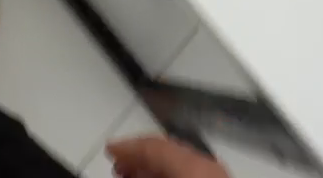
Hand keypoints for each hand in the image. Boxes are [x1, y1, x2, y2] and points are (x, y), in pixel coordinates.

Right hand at [107, 136, 231, 177]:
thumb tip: (125, 176)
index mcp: (196, 168)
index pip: (157, 146)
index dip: (129, 147)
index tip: (111, 150)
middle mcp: (211, 169)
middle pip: (171, 154)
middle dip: (142, 161)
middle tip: (119, 168)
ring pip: (183, 168)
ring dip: (157, 173)